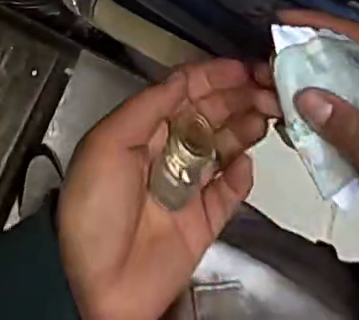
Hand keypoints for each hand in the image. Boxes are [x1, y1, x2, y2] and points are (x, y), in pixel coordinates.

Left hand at [56, 58, 278, 319]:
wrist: (91, 289)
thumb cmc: (91, 211)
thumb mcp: (108, 144)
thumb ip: (148, 107)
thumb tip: (182, 78)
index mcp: (147, 129)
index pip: (188, 91)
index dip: (216, 76)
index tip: (244, 68)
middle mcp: (171, 151)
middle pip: (213, 113)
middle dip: (241, 95)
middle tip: (267, 87)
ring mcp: (189, 185)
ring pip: (227, 145)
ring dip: (247, 126)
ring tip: (265, 115)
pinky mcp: (203, 221)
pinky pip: (231, 192)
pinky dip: (242, 176)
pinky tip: (245, 164)